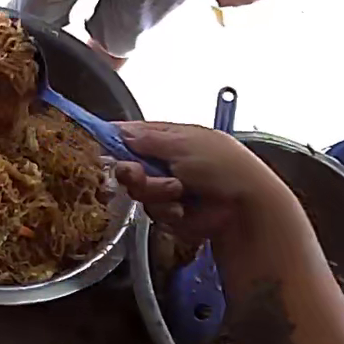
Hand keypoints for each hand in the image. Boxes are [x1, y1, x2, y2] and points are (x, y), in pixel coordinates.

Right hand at [114, 122, 287, 243]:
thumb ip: (147, 139)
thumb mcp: (183, 143)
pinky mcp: (171, 213)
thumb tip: (119, 130)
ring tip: (178, 192)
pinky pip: (152, 212)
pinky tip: (183, 209)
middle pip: (130, 166)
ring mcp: (169, 188)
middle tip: (138, 176)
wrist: (244, 207)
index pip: (136, 134)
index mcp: (173, 138)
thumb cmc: (221, 166)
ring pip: (139, 191)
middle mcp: (168, 162)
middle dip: (134, 173)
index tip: (99, 143)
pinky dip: (167, 211)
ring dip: (155, 192)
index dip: (117, 139)